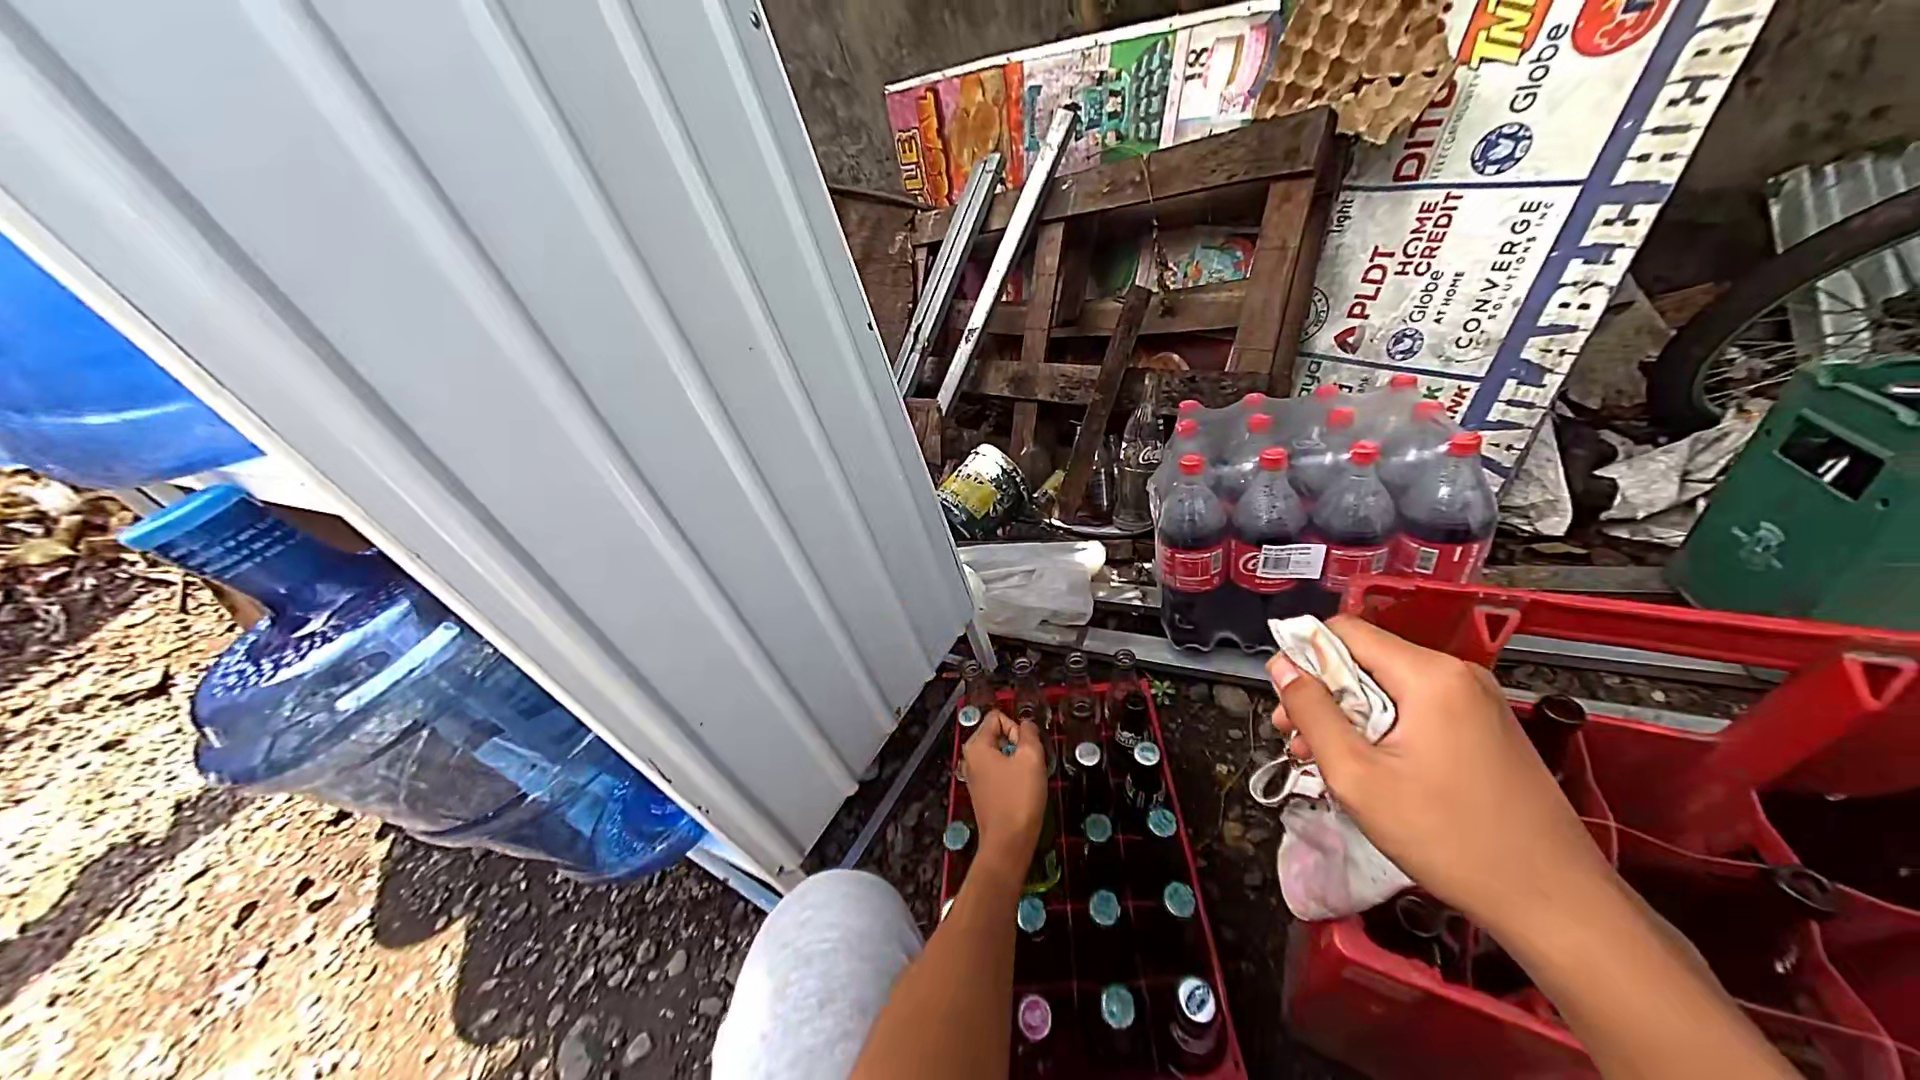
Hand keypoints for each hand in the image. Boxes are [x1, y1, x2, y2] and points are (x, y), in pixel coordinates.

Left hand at [961, 709, 1047, 870]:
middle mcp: (970, 757)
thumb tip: (1026, 724)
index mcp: (976, 745)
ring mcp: (974, 775)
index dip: (1016, 727)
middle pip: (996, 734)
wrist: (1009, 842)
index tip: (1027, 748)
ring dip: (1017, 760)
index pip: (996, 717)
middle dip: (1017, 743)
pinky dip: (1011, 774)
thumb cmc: (1019, 797)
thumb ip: (1029, 733)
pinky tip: (1021, 790)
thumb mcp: (1031, 758)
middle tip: (1030, 762)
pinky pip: (998, 770)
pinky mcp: (981, 791)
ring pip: (999, 753)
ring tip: (1028, 777)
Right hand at [1268, 616, 1614, 935]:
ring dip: (1347, 716)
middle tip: (1293, 737)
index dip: (1303, 656)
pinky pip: (1414, 709)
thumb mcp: (1357, 775)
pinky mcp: (1484, 728)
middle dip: (1322, 694)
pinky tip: (1366, 767)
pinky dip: (1381, 729)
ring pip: (1386, 687)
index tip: (1284, 698)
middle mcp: (1457, 675)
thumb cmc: (1448, 837)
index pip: (1345, 631)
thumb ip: (1311, 711)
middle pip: (1365, 660)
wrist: (1554, 902)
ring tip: (1322, 758)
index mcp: (1430, 675)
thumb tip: (1281, 665)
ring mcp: (1476, 702)